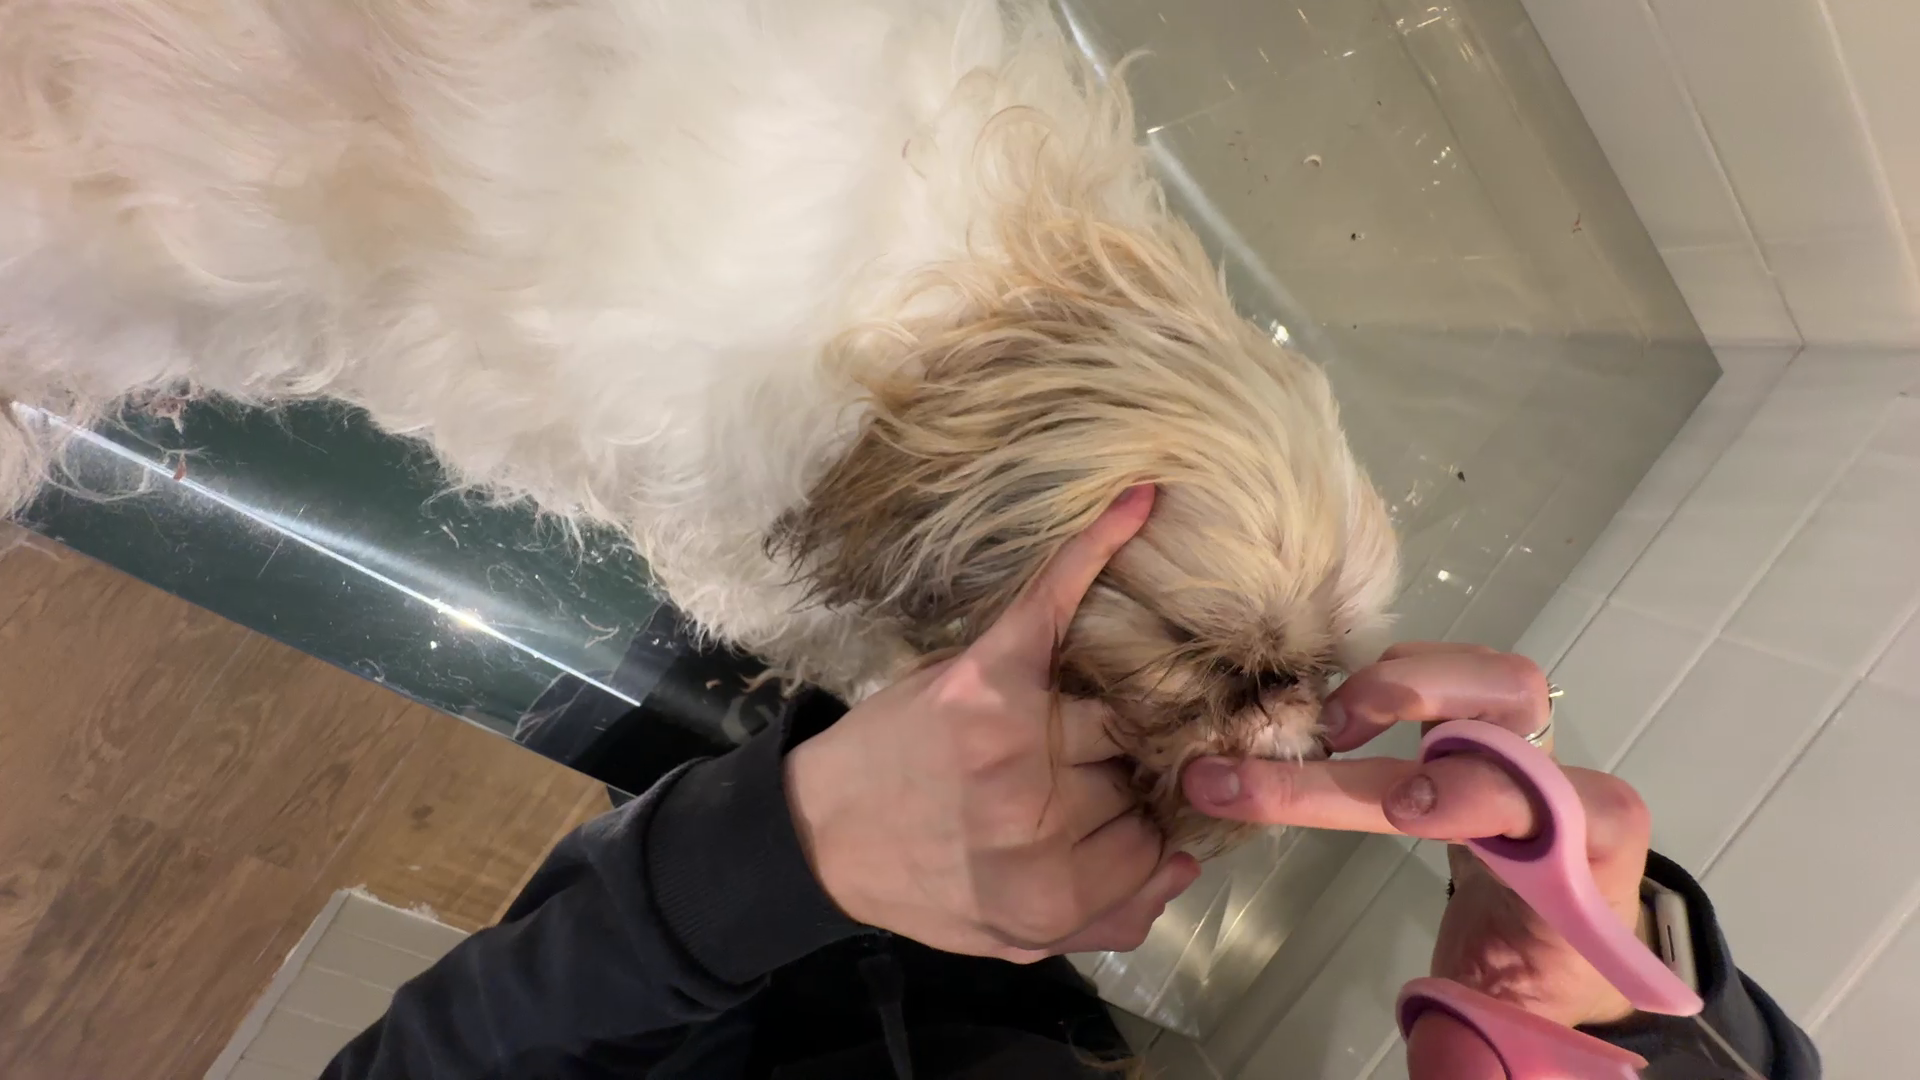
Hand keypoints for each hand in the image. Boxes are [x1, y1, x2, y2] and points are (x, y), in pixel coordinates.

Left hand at [786, 486, 1201, 961]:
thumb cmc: (918, 882)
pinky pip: (1051, 603)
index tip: (1119, 807)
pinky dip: (1094, 551)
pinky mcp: (983, 673)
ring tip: (1075, 724)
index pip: (1151, 839)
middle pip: (1131, 770)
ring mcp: (1011, 734)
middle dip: (1113, 771)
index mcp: (1053, 890)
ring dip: (1105, 717)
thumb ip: (1107, 920)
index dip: (1137, 822)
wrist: (821, 831)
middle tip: (1080, 768)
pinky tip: (1137, 504)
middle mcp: (1039, 813)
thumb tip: (1182, 861)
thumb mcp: (1010, 940)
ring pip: (1112, 712)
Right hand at [1182, 645, 1651, 1064]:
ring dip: (1390, 678)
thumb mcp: (1512, 1010)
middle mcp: (1556, 773)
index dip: (1478, 793)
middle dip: (1409, 698)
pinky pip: (1435, 664)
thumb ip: (1478, 1035)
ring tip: (1326, 722)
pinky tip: (1334, 711)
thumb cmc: (1533, 962)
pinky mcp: (1471, 718)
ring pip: (1474, 667)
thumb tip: (1430, 1070)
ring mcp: (1515, 735)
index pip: (1556, 800)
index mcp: (1585, 850)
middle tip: (1331, 730)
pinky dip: (1377, 672)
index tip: (1402, 809)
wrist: (1551, 913)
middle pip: (1508, 697)